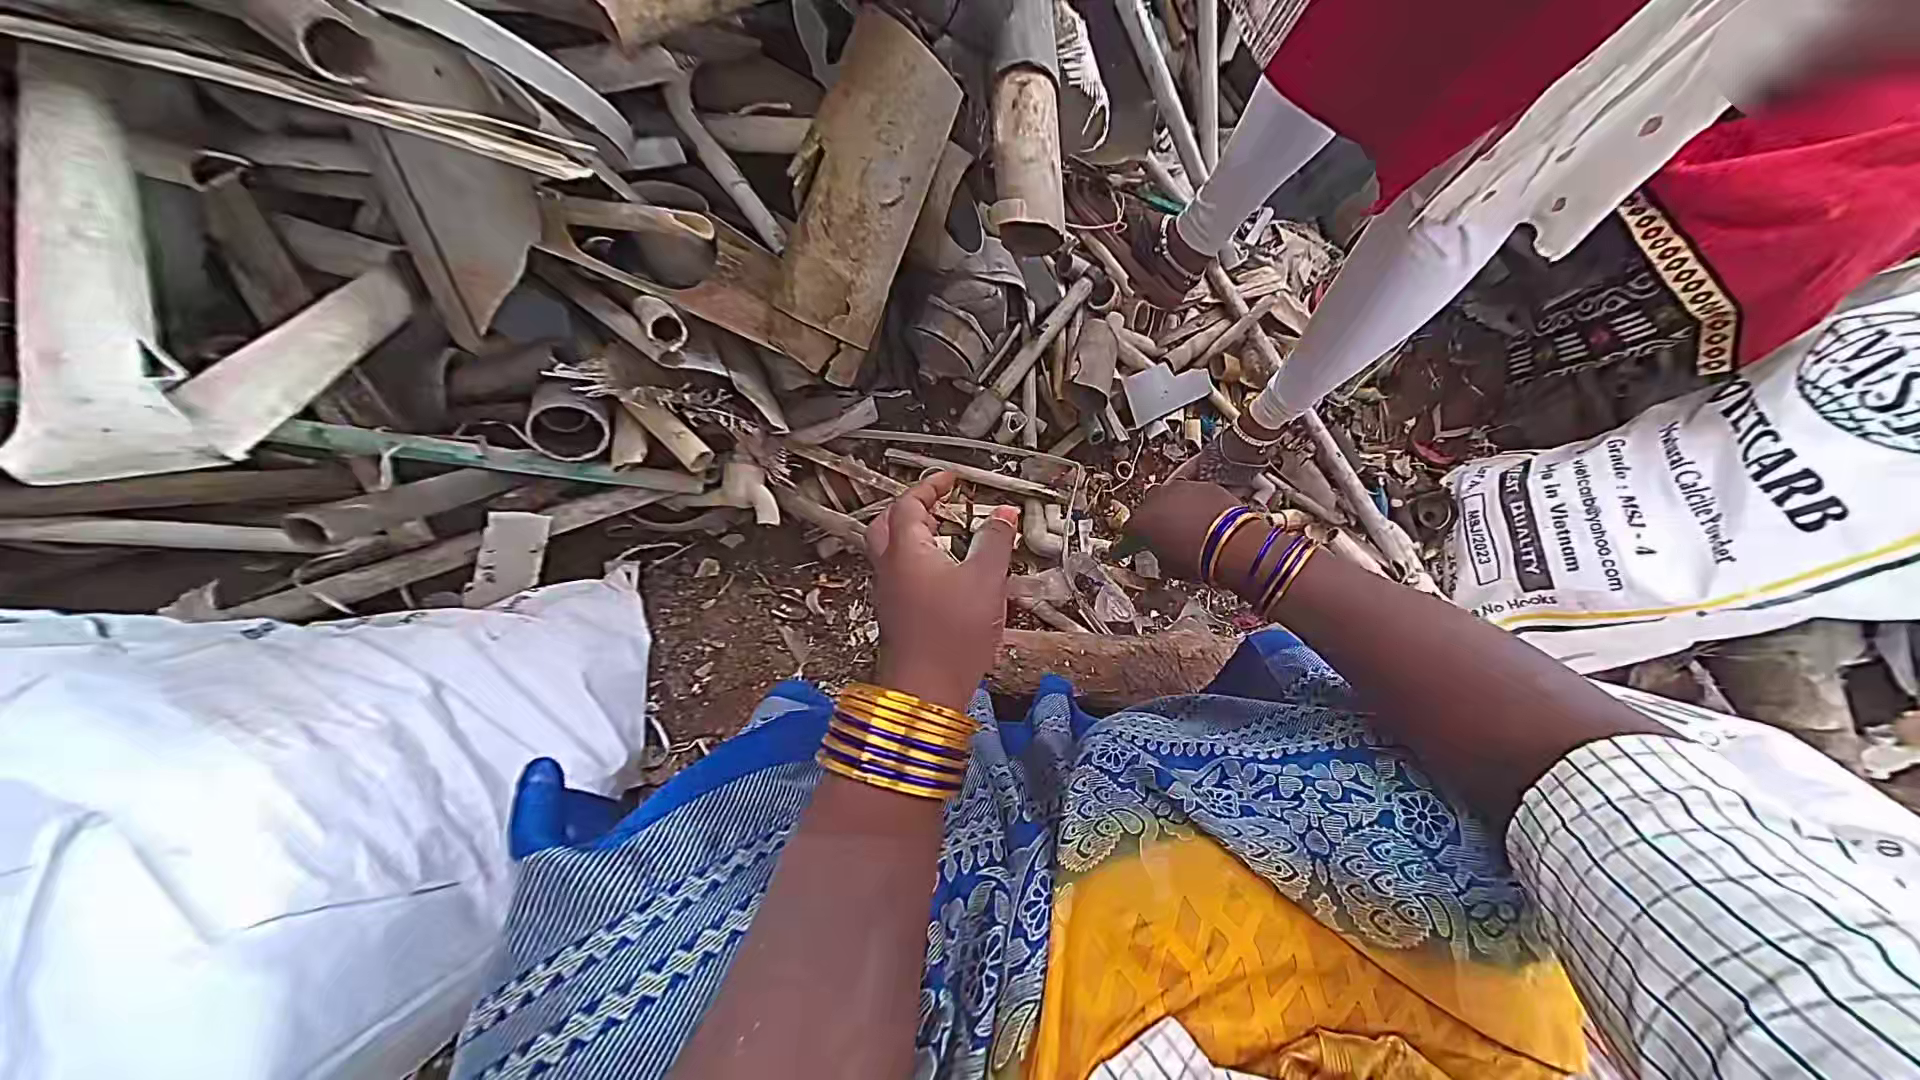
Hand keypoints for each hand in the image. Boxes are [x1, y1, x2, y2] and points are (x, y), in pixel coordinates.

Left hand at [865, 472, 1017, 710]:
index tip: (951, 480)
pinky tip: (944, 574)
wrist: (927, 689)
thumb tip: (1004, 514)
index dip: (930, 486)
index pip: (909, 504)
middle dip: (913, 508)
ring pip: (891, 550)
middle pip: (888, 524)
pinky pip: (900, 575)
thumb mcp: (985, 580)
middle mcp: (889, 569)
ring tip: (945, 534)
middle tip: (939, 504)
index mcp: (905, 551)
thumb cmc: (950, 635)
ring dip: (913, 535)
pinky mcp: (897, 615)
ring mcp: (889, 593)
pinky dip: (917, 561)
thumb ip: (995, 541)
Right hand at [1125, 480, 1241, 580]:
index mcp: (1140, 523)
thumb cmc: (1197, 558)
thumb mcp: (1169, 566)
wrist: (1231, 543)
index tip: (1131, 548)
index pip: (1128, 533)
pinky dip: (1194, 503)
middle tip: (1162, 534)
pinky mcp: (1202, 485)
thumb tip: (1163, 556)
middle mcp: (1154, 500)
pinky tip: (1203, 517)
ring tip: (1185, 524)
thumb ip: (1159, 556)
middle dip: (1153, 519)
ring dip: (1173, 507)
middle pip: (1147, 507)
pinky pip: (1192, 493)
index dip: (1130, 543)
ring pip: (1169, 495)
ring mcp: (1178, 489)